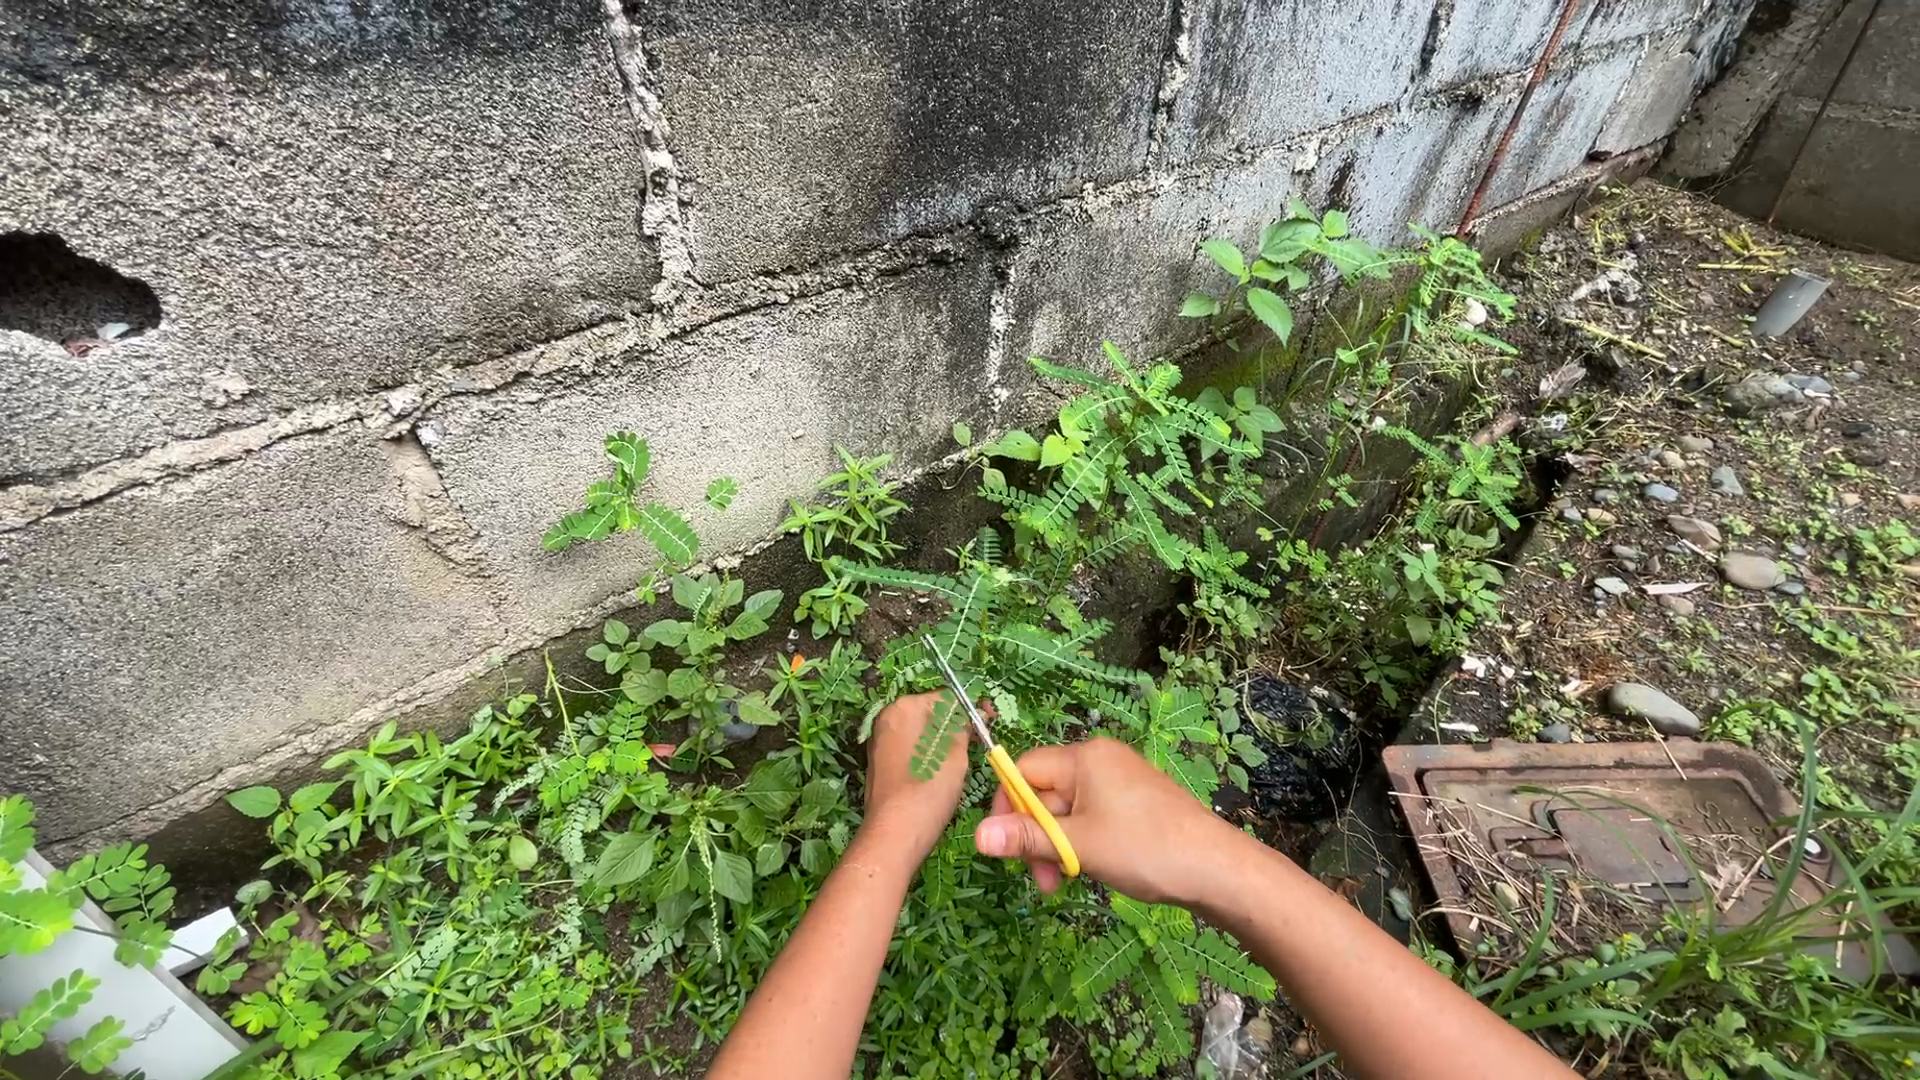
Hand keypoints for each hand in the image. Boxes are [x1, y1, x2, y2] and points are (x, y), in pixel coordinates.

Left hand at [862, 692, 970, 857]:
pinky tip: (941, 774)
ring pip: (923, 733)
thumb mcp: (955, 753)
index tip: (991, 719)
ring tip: (963, 761)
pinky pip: (912, 749)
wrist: (894, 836)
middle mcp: (887, 719)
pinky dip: (929, 755)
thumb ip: (962, 725)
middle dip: (956, 724)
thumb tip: (971, 711)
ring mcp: (881, 742)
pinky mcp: (881, 764)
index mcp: (903, 708)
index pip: (945, 697)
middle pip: (932, 713)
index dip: (971, 707)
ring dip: (944, 741)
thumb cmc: (928, 790)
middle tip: (979, 742)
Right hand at [972, 737, 1239, 903]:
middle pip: (1046, 790)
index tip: (1009, 848)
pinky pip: (1092, 813)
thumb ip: (1027, 838)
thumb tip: (976, 836)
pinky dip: (1083, 840)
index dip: (1009, 806)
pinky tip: (1091, 867)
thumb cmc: (1145, 849)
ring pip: (1068, 807)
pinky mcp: (1135, 799)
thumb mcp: (1079, 846)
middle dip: (1038, 834)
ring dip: (1059, 843)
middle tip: (1045, 880)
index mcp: (1084, 757)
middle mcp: (1099, 758)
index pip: (1024, 768)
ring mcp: (1120, 778)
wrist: (1219, 868)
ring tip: (1066, 881)